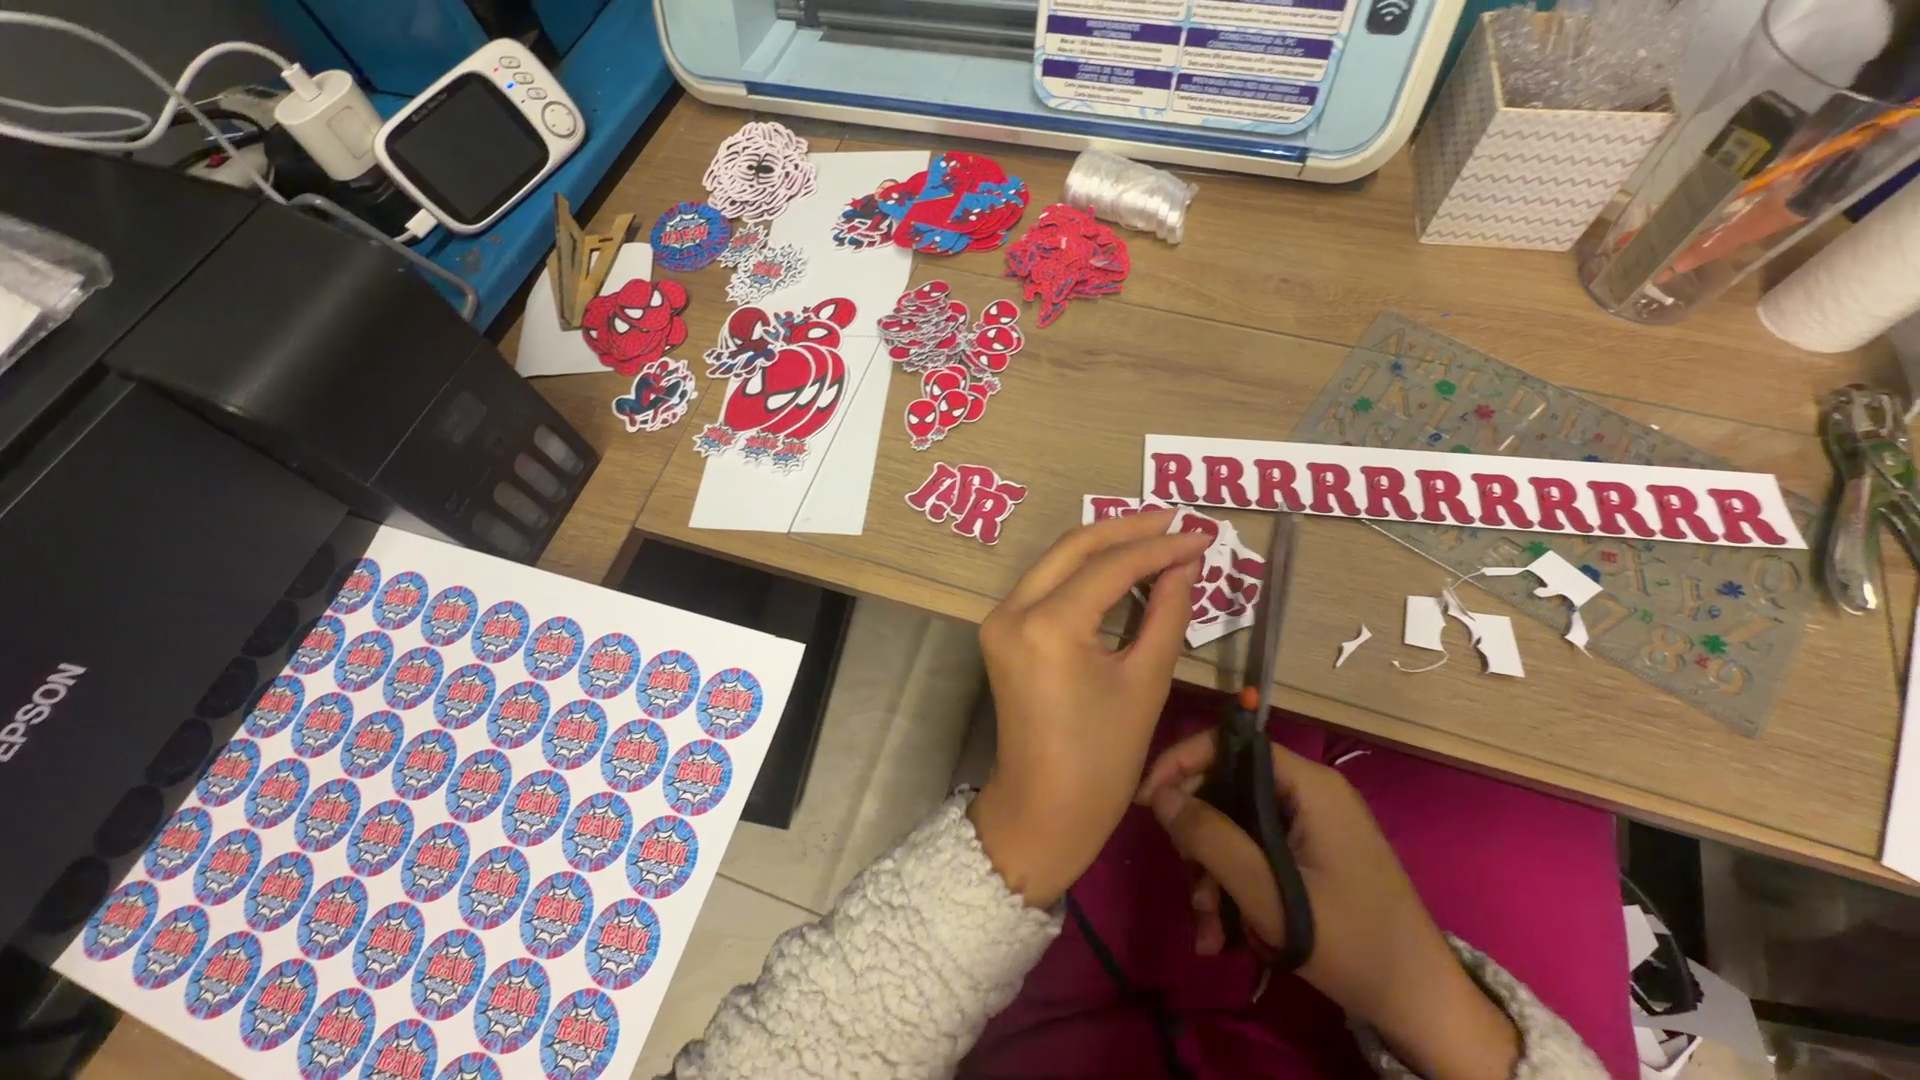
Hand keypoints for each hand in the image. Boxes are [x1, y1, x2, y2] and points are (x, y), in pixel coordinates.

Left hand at [967, 512, 1207, 908]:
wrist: (1044, 809)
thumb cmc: (1103, 759)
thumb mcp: (1147, 681)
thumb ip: (1168, 612)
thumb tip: (1186, 562)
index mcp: (1048, 625)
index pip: (1110, 566)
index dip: (1160, 547)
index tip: (1203, 535)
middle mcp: (1013, 611)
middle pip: (1074, 547)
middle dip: (1128, 530)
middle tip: (1177, 520)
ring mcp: (999, 620)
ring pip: (1056, 561)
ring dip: (1104, 547)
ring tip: (1157, 537)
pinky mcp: (1000, 633)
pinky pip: (1046, 586)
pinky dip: (1083, 573)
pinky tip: (1122, 570)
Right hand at [1140, 733, 1519, 1079]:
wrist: (1420, 1004)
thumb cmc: (1350, 942)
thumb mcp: (1268, 893)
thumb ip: (1211, 838)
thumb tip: (1161, 795)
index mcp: (1309, 786)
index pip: (1233, 744)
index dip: (1183, 764)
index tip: (1149, 803)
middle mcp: (1311, 795)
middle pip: (1229, 791)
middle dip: (1199, 840)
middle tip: (1191, 888)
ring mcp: (1313, 828)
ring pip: (1237, 830)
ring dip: (1214, 877)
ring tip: (1210, 929)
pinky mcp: (1313, 858)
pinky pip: (1258, 856)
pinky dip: (1236, 889)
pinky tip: (1224, 936)